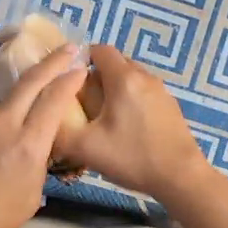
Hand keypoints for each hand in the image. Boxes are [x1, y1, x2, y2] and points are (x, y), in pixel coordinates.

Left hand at [0, 45, 87, 227]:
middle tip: (66, 49)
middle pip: (32, 81)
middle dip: (53, 62)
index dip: (70, 79)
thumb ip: (39, 159)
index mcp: (28, 144)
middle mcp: (2, 122)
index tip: (80, 67)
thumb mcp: (32, 193)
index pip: (55, 99)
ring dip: (5, 113)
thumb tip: (39, 139)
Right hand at [57, 45, 210, 197]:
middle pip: (116, 63)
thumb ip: (59, 132)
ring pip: (131, 79)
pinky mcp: (171, 107)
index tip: (69, 81)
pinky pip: (144, 93)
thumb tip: (46, 120)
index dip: (81, 60)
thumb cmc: (133, 157)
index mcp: (124, 78)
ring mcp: (161, 91)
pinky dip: (131, 102)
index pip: (100, 50)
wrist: (181, 176)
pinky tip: (126, 129)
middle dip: (97, 77)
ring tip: (103, 117)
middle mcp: (145, 77)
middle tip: (83, 102)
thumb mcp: (86, 148)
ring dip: (115, 90)